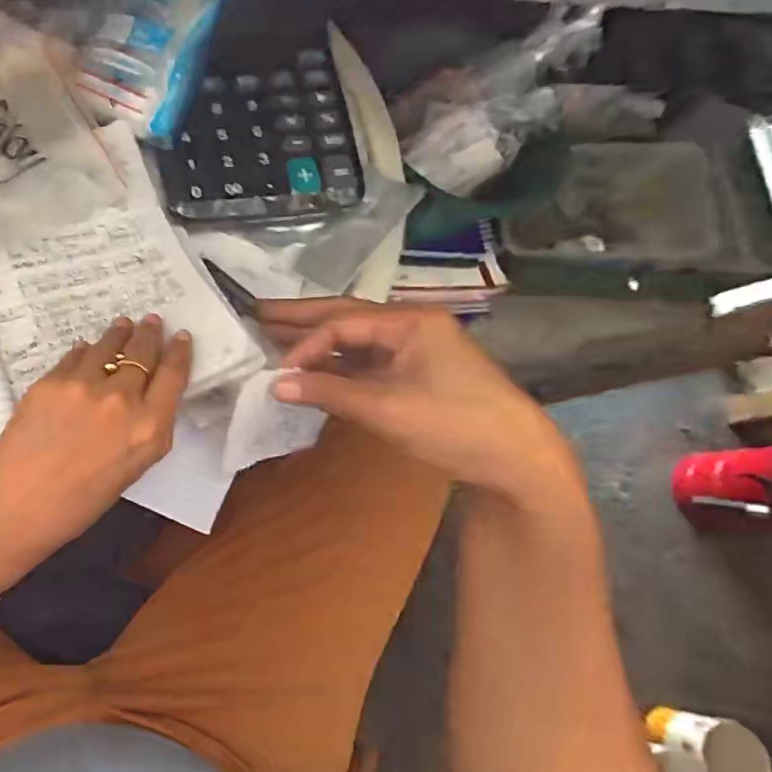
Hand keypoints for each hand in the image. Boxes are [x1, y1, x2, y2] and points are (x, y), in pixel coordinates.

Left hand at [0, 315, 191, 592]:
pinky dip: (85, 351)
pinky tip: (86, 348)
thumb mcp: (130, 470)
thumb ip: (143, 432)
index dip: (178, 352)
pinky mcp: (50, 382)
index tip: (180, 337)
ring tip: (123, 324)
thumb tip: (142, 400)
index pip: (172, 376)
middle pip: (142, 354)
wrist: (17, 506)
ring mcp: (83, 386)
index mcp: (149, 429)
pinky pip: (74, 357)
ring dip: (118, 334)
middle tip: (152, 321)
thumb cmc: (78, 504)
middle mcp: (121, 400)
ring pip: (107, 347)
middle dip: (149, 334)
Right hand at [257, 298, 577, 501]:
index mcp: (410, 322)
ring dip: (314, 340)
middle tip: (255, 311)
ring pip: (352, 338)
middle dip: (299, 317)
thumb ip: (328, 392)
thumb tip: (275, 384)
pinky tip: (307, 368)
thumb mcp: (385, 408)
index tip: (278, 370)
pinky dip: (333, 364)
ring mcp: (411, 349)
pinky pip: (362, 361)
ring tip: (270, 334)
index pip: (342, 323)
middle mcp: (409, 326)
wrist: (516, 459)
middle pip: (344, 316)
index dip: (305, 344)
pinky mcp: (411, 373)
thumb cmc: (454, 424)